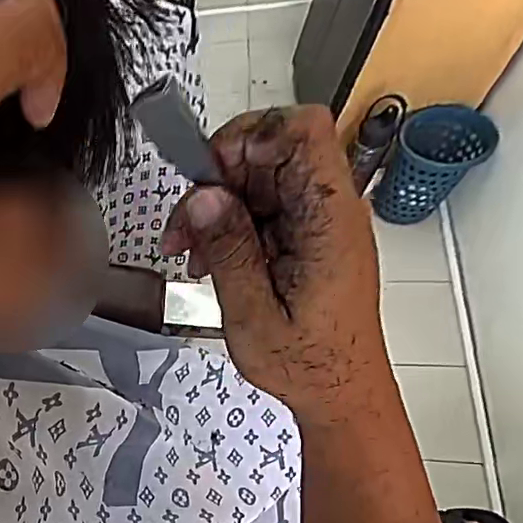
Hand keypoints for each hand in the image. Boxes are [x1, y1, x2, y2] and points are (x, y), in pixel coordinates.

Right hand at [160, 107, 382, 422]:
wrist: (338, 390)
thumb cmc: (309, 364)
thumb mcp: (253, 315)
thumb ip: (229, 251)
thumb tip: (204, 198)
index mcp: (328, 222)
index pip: (301, 132)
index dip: (250, 138)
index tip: (209, 176)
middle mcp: (330, 212)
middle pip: (272, 153)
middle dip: (218, 181)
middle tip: (184, 226)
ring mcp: (319, 224)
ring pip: (262, 182)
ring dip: (219, 208)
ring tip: (192, 251)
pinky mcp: (308, 238)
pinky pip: (265, 211)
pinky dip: (231, 228)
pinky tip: (211, 260)